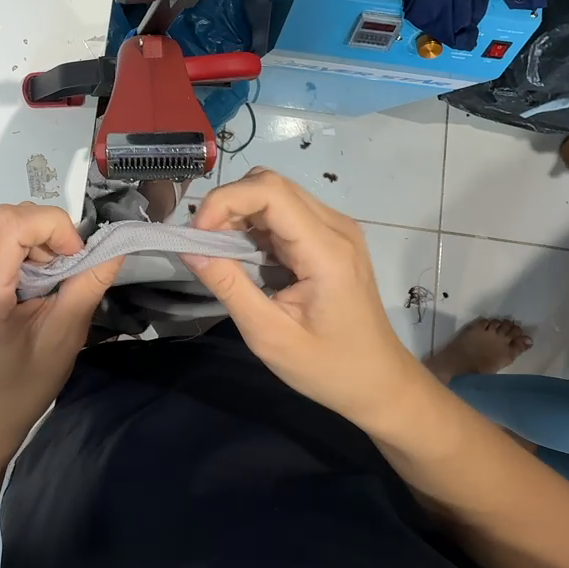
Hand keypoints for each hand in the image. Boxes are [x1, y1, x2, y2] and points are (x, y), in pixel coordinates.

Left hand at [0, 203, 121, 433]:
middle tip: (61, 281)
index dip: (51, 226)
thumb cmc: (20, 384)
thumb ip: (88, 285)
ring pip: (5, 227)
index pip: (10, 222)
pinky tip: (22, 289)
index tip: (74, 258)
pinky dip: (18, 253)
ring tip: (41, 290)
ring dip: (35, 247)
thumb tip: (116, 245)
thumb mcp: (64, 338)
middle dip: (48, 240)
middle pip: (10, 221)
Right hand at [185, 169, 428, 427]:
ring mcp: (336, 228)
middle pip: (270, 184)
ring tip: (223, 252)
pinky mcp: (330, 235)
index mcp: (326, 250)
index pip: (269, 192)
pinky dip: (254, 223)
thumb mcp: (268, 335)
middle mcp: (335, 226)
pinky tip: (247, 256)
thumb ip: (228, 286)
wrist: (379, 383)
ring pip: (274, 192)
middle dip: (227, 205)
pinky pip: (284, 210)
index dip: (224, 201)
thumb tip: (189, 248)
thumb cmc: (327, 367)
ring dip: (239, 213)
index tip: (198, 235)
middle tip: (206, 245)